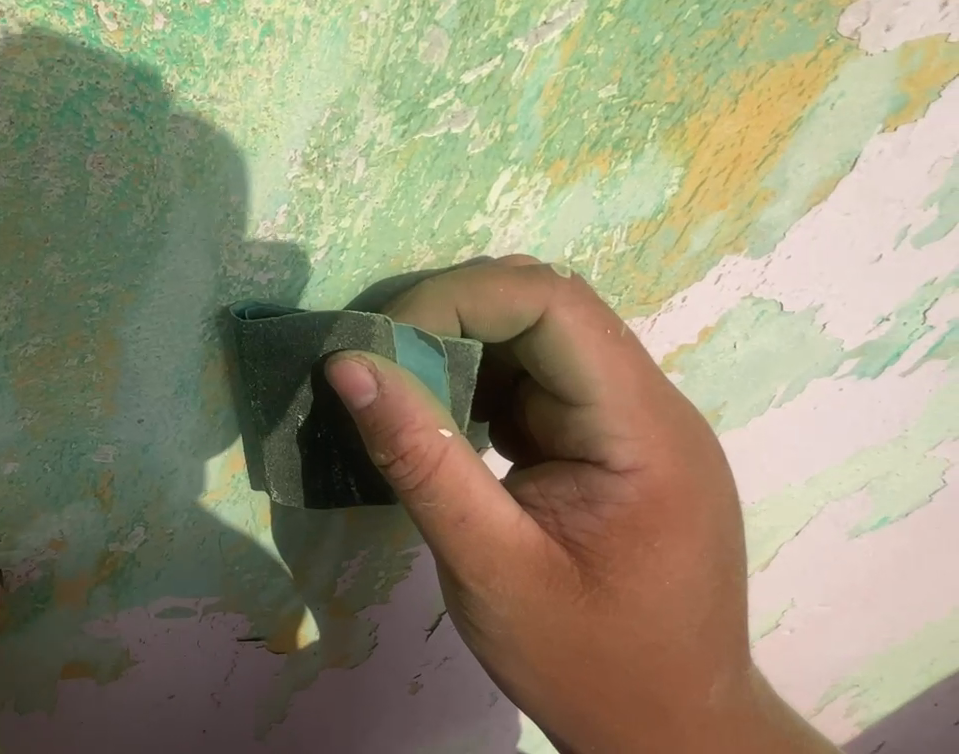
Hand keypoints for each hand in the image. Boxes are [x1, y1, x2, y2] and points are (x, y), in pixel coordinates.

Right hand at [323, 256, 832, 753]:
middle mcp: (643, 406)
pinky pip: (523, 376)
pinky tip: (429, 418)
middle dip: (444, 316)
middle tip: (374, 363)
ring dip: (449, 346)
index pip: (551, 304)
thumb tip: (344, 362)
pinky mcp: (593, 439)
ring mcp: (621, 421)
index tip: (379, 347)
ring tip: (392, 389)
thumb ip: (418, 458)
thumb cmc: (587, 662)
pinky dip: (464, 379)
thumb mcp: (488, 565)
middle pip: (539, 306)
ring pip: (527, 333)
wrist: (667, 734)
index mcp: (640, 430)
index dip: (455, 299)